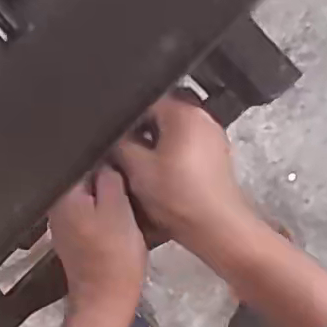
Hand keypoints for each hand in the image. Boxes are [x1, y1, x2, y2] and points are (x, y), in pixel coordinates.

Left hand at [48, 166, 147, 322]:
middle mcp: (56, 207)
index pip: (81, 158)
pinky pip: (89, 213)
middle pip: (83, 176)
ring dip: (107, 194)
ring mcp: (62, 224)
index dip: (106, 153)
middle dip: (106, 174)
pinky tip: (120, 216)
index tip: (126, 156)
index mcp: (63, 195)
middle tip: (131, 176)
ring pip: (88, 195)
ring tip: (129, 194)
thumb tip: (106, 159)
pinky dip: (103, 212)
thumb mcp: (119, 206)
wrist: (105, 298)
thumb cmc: (114, 254)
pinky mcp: (73, 238)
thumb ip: (109, 176)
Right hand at [112, 95, 259, 252]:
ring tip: (143, 171)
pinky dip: (171, 160)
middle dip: (141, 135)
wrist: (214, 226)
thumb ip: (119, 144)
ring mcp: (212, 139)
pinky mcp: (215, 158)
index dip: (126, 120)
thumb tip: (111, 136)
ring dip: (155, 149)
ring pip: (173, 134)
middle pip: (161, 117)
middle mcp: (203, 119)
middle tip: (127, 157)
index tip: (115, 139)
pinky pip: (186, 149)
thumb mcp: (136, 168)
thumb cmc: (179, 197)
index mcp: (185, 113)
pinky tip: (162, 180)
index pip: (146, 100)